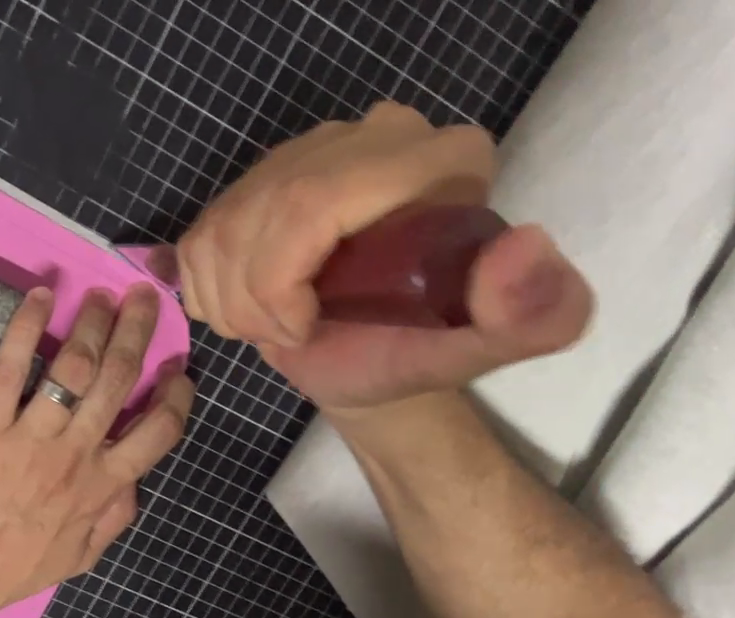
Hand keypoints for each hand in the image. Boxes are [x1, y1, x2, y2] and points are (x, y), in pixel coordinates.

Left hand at [0, 285, 195, 617]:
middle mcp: (74, 454)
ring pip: (73, 366)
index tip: (178, 368)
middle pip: (117, 379)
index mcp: (102, 487)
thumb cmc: (9, 572)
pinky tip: (39, 297)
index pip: (158, 430)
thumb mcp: (78, 559)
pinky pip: (11, 367)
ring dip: (92, 323)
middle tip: (143, 299)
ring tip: (100, 296)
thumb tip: (136, 485)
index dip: (176, 394)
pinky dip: (26, 327)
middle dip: (137, 332)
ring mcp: (30, 436)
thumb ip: (113, 520)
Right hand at [175, 102, 593, 410]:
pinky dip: (208, 293)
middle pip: (264, 209)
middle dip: (253, 296)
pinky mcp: (250, 186)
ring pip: (224, 225)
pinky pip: (198, 239)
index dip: (283, 278)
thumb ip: (536, 315)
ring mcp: (302, 156)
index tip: (305, 329)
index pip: (316, 199)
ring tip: (268, 327)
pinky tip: (245, 307)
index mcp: (437, 162)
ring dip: (229, 300)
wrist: (358, 362)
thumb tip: (523, 245)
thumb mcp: (478, 353)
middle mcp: (371, 137)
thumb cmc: (408, 357)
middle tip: (282, 336)